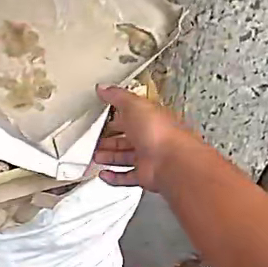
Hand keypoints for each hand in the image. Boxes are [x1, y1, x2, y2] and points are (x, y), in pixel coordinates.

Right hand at [92, 85, 207, 191]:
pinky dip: (114, 177)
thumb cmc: (160, 132)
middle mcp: (151, 138)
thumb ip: (117, 96)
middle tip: (96, 141)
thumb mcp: (134, 105)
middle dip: (110, 141)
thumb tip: (104, 88)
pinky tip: (104, 175)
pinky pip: (127, 177)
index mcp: (150, 119)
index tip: (102, 118)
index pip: (131, 116)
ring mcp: (148, 158)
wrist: (172, 161)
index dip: (116, 117)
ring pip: (125, 158)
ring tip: (95, 156)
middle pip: (127, 139)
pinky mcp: (145, 176)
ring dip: (110, 158)